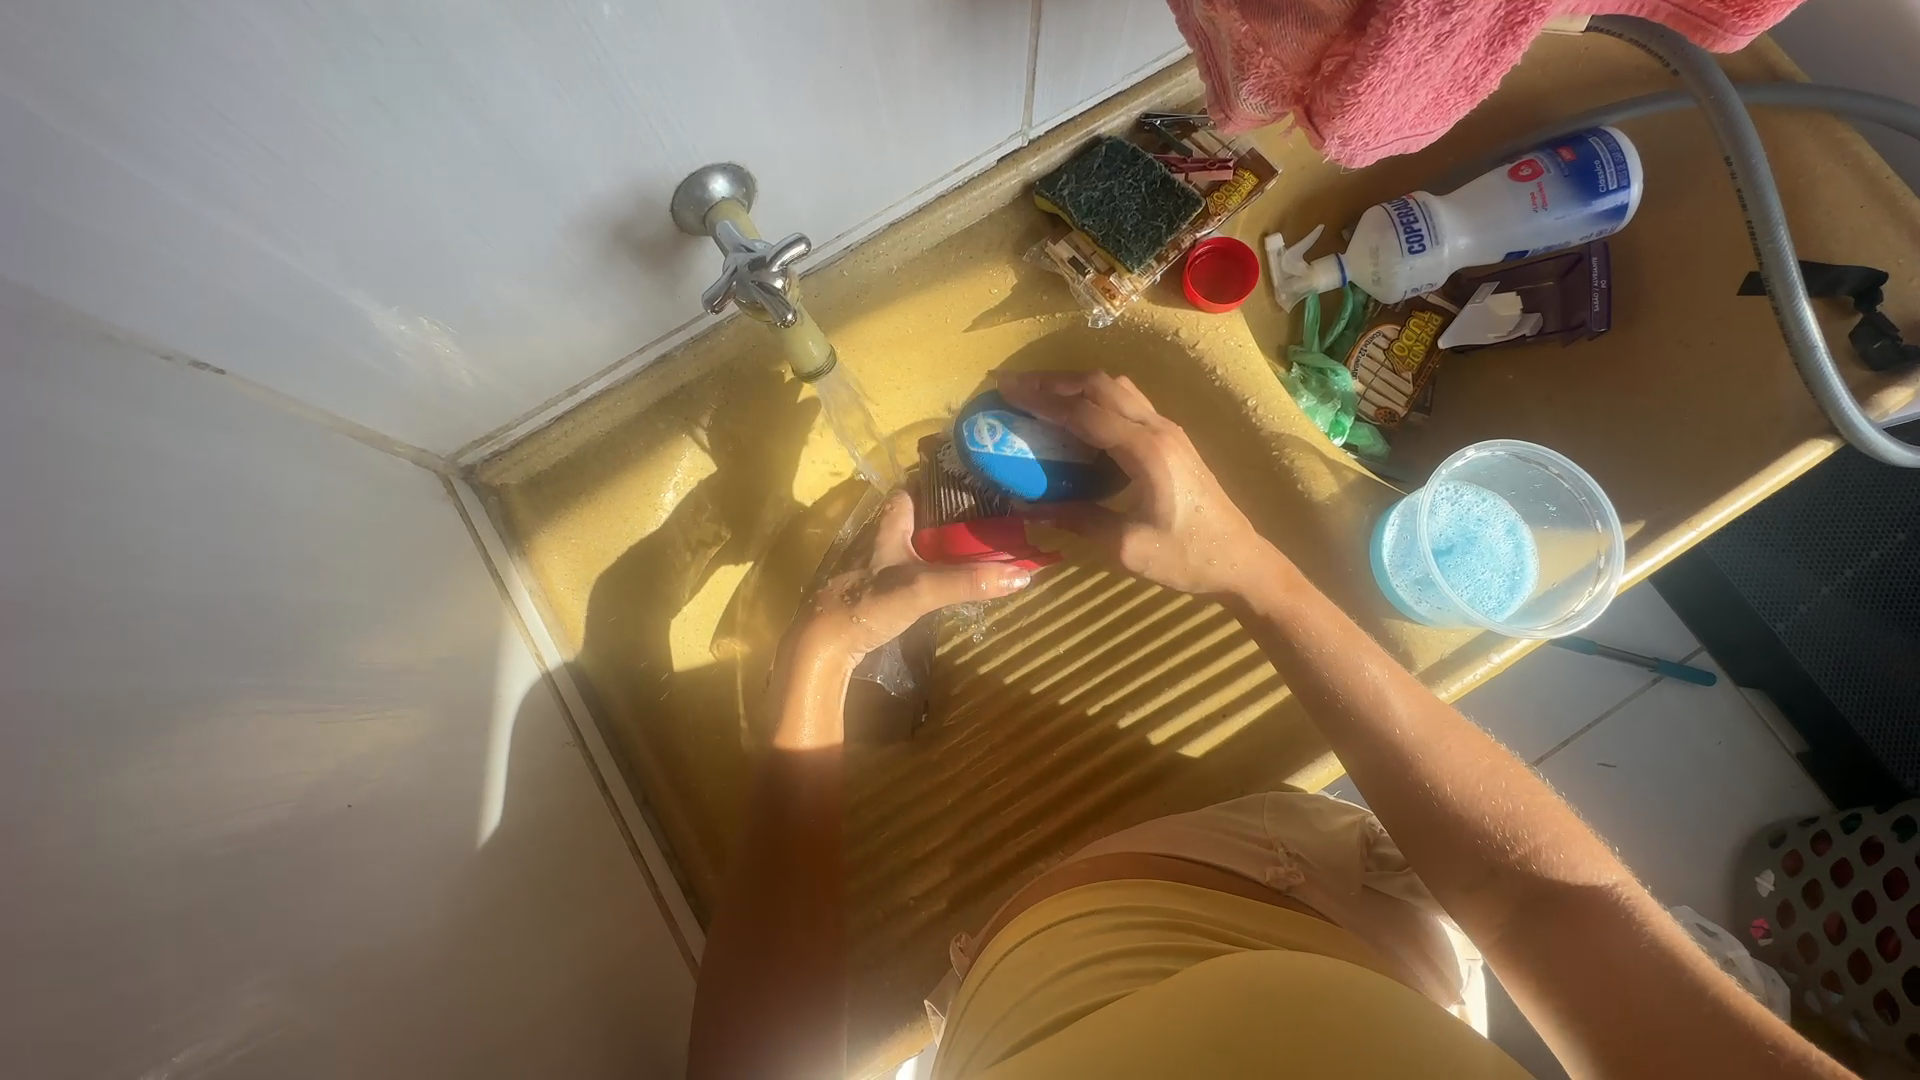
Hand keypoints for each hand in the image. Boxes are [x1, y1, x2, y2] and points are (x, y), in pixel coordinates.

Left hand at [790, 488, 1033, 667]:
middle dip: (940, 515)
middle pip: (910, 518)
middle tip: (978, 515)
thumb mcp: (922, 589)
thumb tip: (1021, 575)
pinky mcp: (872, 596)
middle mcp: (878, 542)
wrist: (822, 646)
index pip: (908, 491)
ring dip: (933, 544)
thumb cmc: (867, 604)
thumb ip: (968, 581)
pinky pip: (904, 573)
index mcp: (887, 528)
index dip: (932, 481)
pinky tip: (942, 582)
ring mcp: (873, 570)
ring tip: (970, 546)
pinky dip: (924, 572)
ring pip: (907, 546)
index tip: (964, 478)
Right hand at [998, 369, 1272, 597]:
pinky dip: (1093, 398)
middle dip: (1053, 381)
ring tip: (1037, 394)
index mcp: (1147, 451)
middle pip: (1100, 385)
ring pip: (1115, 387)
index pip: (1085, 412)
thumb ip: (1077, 519)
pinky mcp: (1170, 439)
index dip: (1042, 400)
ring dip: (1074, 384)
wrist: (1241, 561)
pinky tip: (1073, 416)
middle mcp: (1159, 429)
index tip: (1006, 393)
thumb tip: (1027, 506)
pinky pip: (1126, 402)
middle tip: (1013, 386)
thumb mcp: (1127, 546)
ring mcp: (1168, 430)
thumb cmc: (1187, 557)